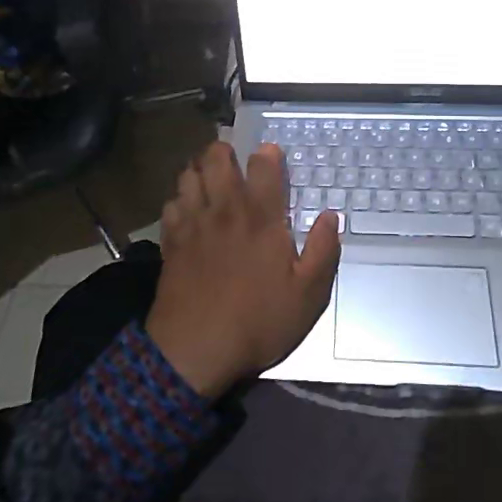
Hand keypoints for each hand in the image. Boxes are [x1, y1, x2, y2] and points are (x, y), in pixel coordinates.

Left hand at [145, 142, 340, 398]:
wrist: (196, 350)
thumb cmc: (259, 321)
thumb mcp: (308, 294)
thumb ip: (323, 250)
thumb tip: (331, 216)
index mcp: (261, 218)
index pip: (262, 166)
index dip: (268, 154)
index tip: (272, 154)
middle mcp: (225, 211)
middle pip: (216, 159)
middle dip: (225, 150)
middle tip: (235, 158)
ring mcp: (193, 224)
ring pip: (189, 175)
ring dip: (200, 168)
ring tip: (211, 176)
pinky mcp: (171, 242)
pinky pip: (170, 203)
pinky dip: (180, 197)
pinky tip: (188, 208)